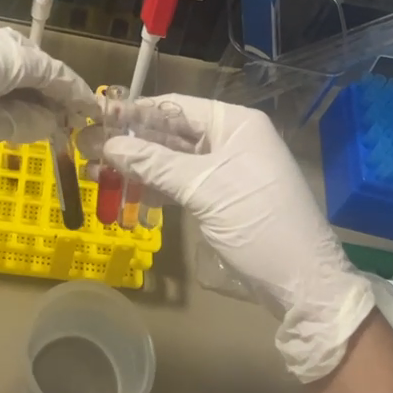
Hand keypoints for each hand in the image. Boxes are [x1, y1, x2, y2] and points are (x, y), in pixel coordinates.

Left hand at [0, 28, 95, 222]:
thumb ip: (19, 123)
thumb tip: (51, 120)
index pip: (41, 64)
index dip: (69, 88)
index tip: (92, 112)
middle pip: (19, 54)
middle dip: (46, 80)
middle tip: (66, 113)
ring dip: (20, 83)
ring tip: (38, 116)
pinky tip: (0, 110)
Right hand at [96, 95, 376, 382]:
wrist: (304, 285)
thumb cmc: (257, 223)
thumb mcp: (203, 189)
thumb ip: (154, 163)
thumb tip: (108, 144)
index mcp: (235, 122)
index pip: (176, 107)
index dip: (135, 111)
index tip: (97, 116)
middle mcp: (232, 138)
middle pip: (172, 132)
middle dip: (132, 141)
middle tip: (88, 146)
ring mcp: (228, 169)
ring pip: (174, 159)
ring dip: (139, 166)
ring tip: (96, 170)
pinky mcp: (224, 198)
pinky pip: (183, 182)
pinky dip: (157, 187)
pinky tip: (127, 193)